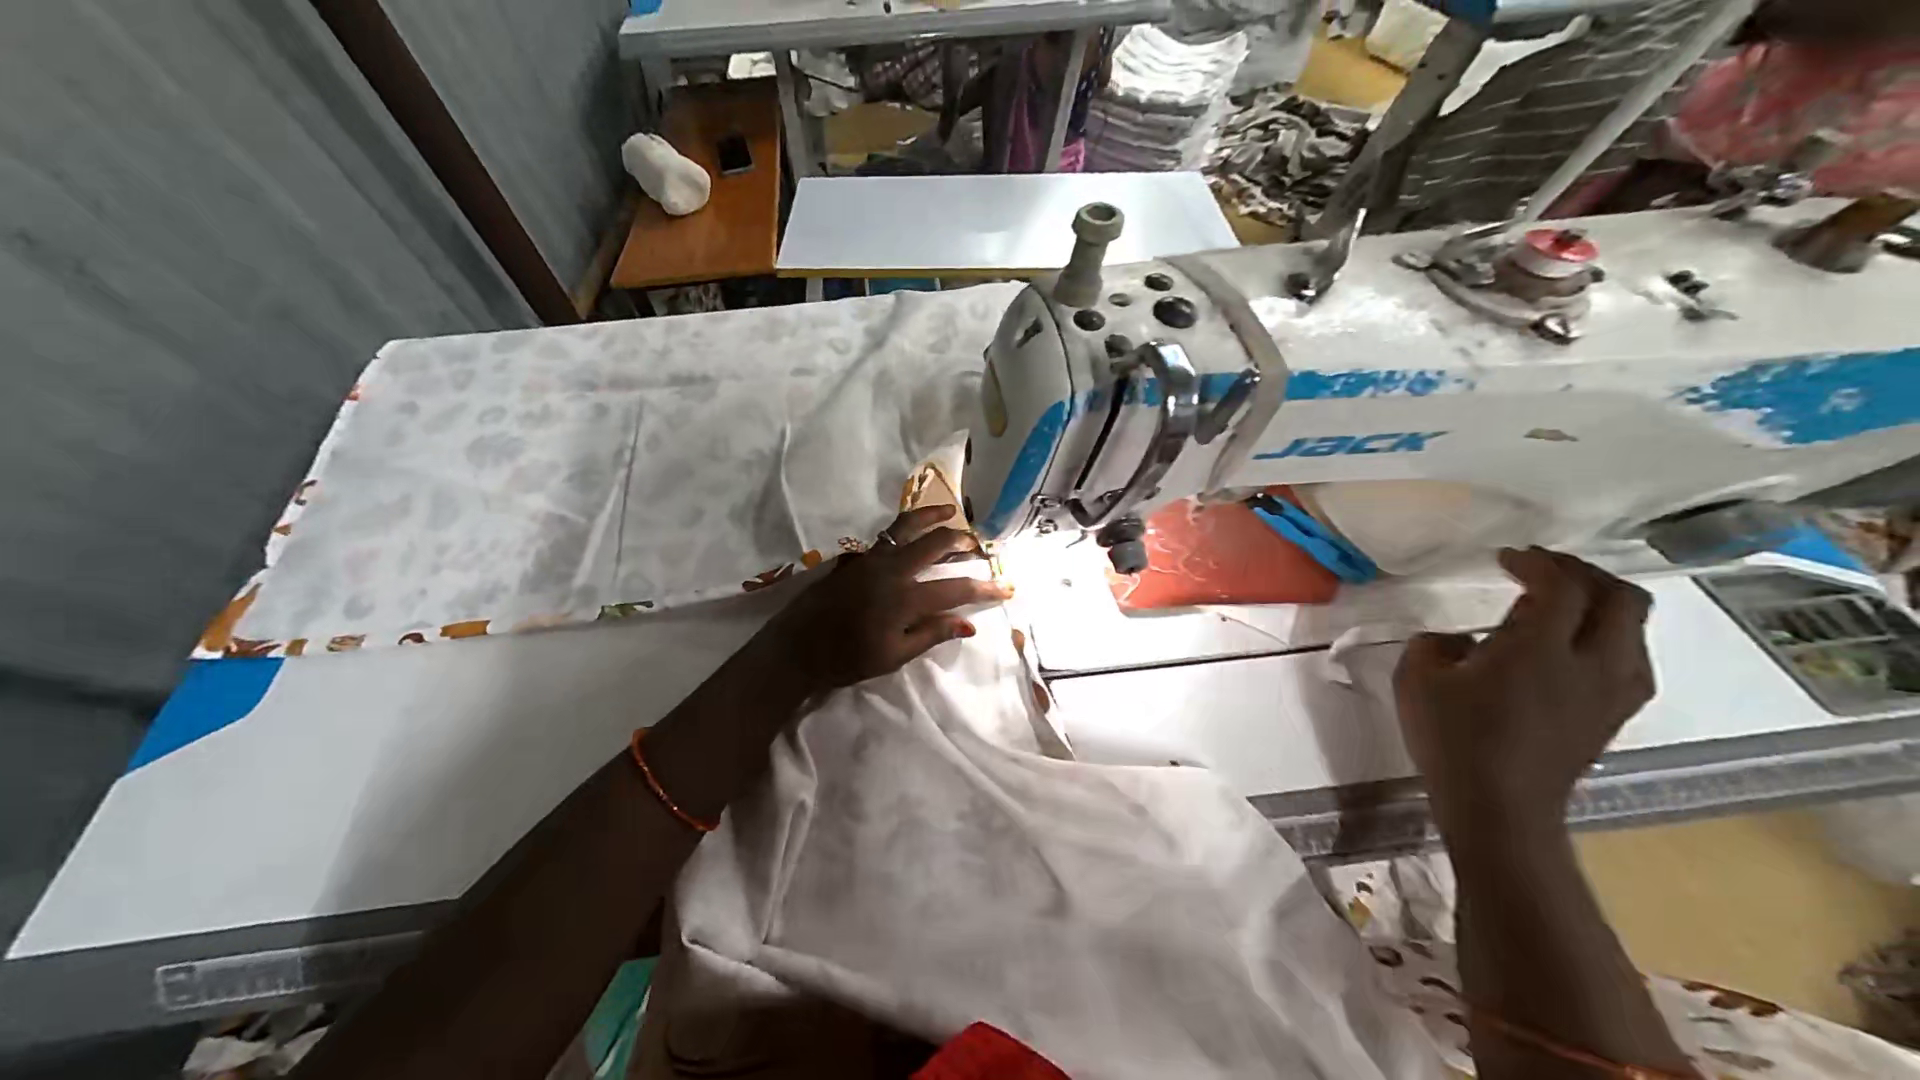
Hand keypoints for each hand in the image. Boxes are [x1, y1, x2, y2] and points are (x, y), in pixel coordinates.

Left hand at [760, 505, 1010, 692]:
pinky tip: (913, 529)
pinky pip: (887, 534)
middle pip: (935, 544)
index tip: (1007, 586)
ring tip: (950, 510)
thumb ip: (932, 635)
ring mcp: (871, 559)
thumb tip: (969, 623)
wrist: (795, 648)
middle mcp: (891, 570)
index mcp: (904, 599)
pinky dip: (907, 525)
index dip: (985, 588)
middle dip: (962, 540)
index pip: (956, 590)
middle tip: (979, 544)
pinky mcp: (856, 557)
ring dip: (932, 517)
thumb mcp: (893, 656)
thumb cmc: (846, 659)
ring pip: (907, 526)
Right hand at [1392, 548, 1654, 836]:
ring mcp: (1613, 691)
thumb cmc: (1452, 739)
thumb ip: (1433, 644)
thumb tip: (1458, 641)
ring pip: (1633, 627)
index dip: (1536, 562)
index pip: (1561, 585)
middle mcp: (1593, 663)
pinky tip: (1569, 646)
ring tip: (1558, 604)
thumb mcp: (1415, 680)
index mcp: (1540, 649)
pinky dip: (1605, 634)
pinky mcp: (1616, 714)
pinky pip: (1629, 656)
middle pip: (1619, 597)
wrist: (1500, 808)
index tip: (1506, 558)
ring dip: (1600, 603)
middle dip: (1581, 573)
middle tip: (1542, 570)